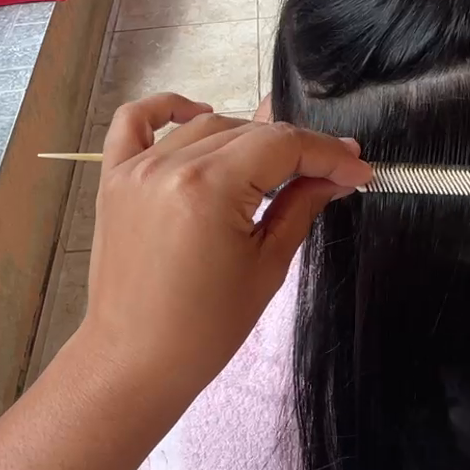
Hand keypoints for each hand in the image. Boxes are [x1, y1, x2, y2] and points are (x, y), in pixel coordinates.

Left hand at [70, 93, 370, 406]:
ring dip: (247, 138)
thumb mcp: (267, 268)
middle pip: (249, 132)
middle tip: (327, 172)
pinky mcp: (114, 179)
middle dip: (296, 149)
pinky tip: (197, 112)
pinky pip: (134, 121)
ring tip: (275, 167)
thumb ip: (301, 208)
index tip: (355, 169)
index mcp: (210, 189)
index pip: (282, 146)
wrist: (135, 361)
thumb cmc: (204, 330)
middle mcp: (170, 167)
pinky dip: (167, 109)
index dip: (326, 154)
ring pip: (206, 126)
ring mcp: (136, 170)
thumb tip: (335, 177)